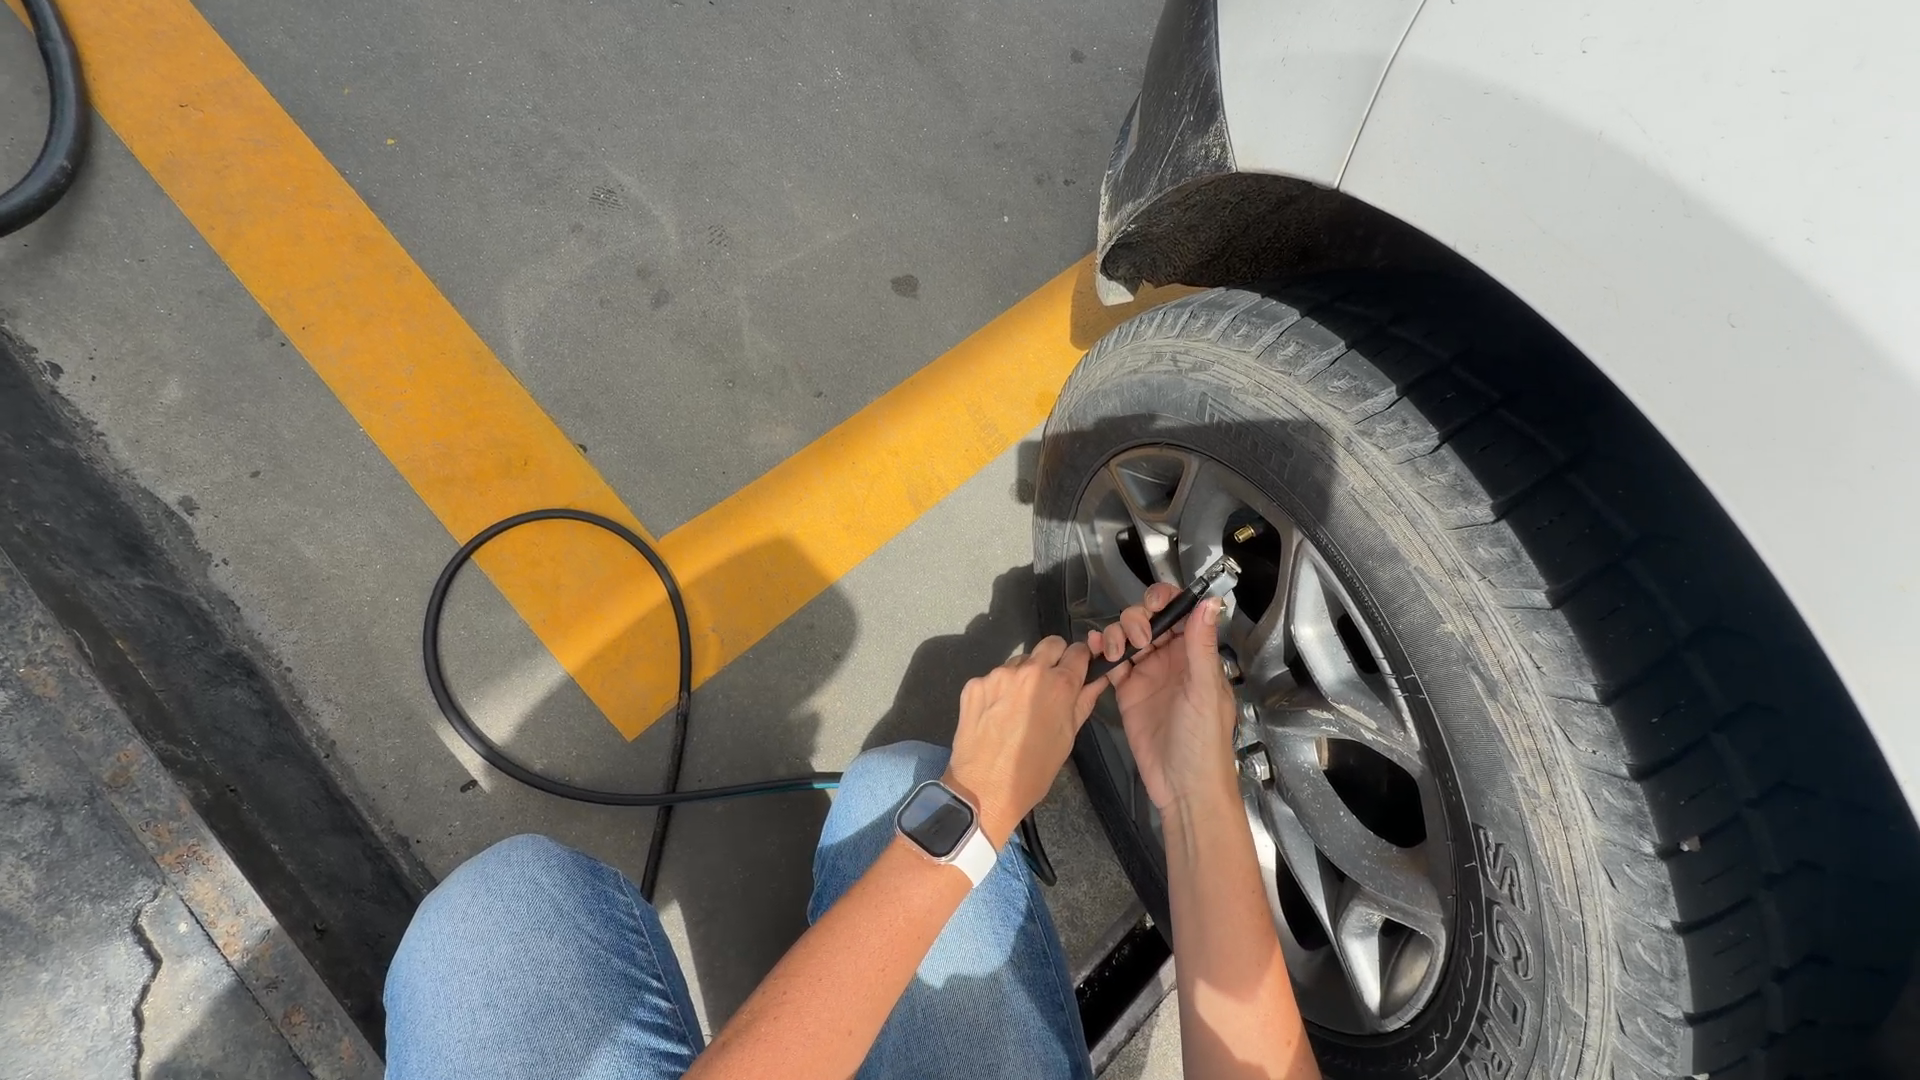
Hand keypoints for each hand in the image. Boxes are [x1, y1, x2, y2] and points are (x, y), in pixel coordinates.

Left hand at [944, 636, 1106, 846]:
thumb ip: (1083, 702)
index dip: (1080, 659)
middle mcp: (1030, 671)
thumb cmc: (1033, 770)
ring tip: (1018, 706)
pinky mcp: (975, 684)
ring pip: (1020, 661)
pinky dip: (998, 690)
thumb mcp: (1068, 737)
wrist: (983, 789)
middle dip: (1055, 656)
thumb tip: (1099, 679)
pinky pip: (993, 677)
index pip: (1078, 651)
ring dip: (1024, 675)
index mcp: (1059, 684)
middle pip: (1050, 644)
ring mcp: (998, 674)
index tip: (1077, 668)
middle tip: (1050, 682)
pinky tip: (996, 714)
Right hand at [1087, 584, 1237, 811]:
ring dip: (1116, 633)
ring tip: (1114, 651)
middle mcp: (1171, 659)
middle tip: (1138, 639)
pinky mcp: (1126, 690)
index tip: (1154, 602)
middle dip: (1137, 618)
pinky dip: (1100, 650)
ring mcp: (1146, 674)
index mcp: (1196, 655)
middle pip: (1149, 619)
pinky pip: (1111, 662)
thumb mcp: (1204, 691)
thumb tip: (1210, 602)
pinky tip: (1094, 648)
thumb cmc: (1204, 742)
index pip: (1182, 613)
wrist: (1183, 787)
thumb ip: (1201, 646)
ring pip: (1127, 636)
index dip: (1167, 600)